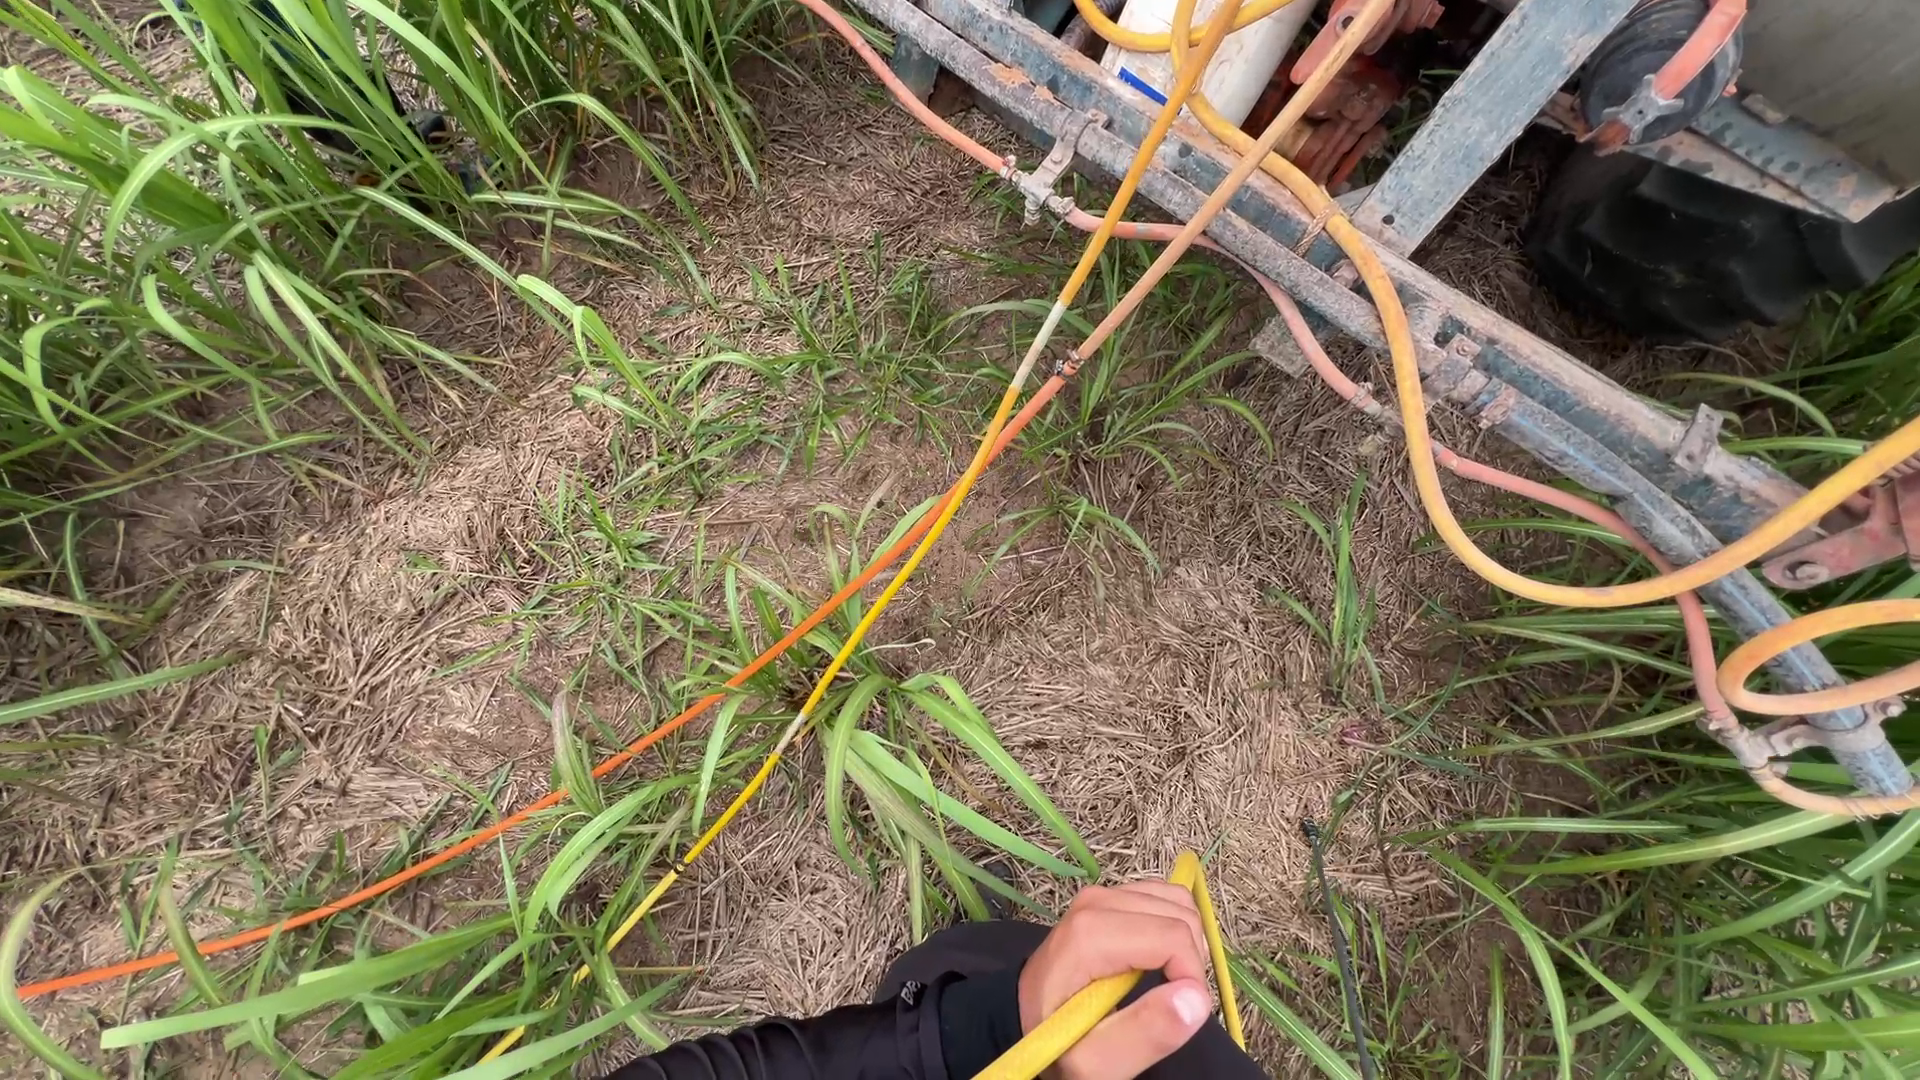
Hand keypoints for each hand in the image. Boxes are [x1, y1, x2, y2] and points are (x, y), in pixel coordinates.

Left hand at [1017, 882, 1214, 1079]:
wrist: (1025, 1015)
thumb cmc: (1059, 1042)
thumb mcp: (1097, 1061)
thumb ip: (1147, 1032)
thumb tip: (1196, 997)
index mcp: (1091, 934)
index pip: (1174, 936)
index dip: (1191, 979)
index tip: (1180, 1015)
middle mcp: (1096, 900)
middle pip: (1178, 916)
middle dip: (1190, 962)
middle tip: (1170, 1003)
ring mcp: (1101, 892)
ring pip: (1176, 901)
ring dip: (1186, 943)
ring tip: (1165, 981)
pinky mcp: (1109, 893)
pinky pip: (1162, 895)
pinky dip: (1174, 924)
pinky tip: (1158, 957)